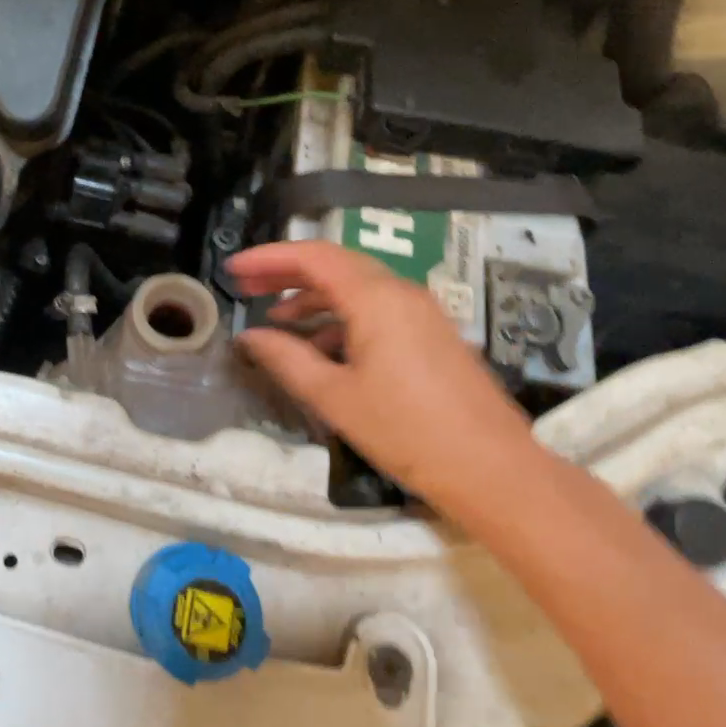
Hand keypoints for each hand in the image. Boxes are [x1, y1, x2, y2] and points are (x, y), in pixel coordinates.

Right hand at [229, 241, 536, 502]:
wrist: (491, 469)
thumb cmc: (405, 431)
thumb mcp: (333, 397)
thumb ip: (286, 359)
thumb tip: (250, 337)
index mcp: (376, 299)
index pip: (314, 257)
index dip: (269, 258)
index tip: (234, 269)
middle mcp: (401, 293)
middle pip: (335, 264)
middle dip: (287, 273)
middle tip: (246, 286)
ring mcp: (421, 313)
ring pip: (356, 287)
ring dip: (312, 297)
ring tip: (275, 320)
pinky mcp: (431, 335)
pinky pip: (377, 309)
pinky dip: (340, 317)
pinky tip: (320, 348)